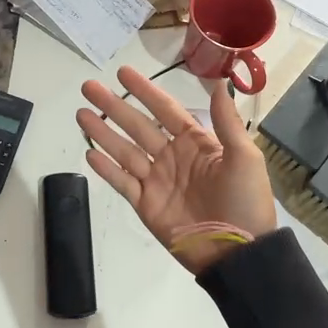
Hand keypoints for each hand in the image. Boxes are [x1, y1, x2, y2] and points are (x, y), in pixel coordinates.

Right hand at [77, 66, 276, 273]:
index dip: (144, 91)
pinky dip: (106, 169)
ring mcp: (157, 181)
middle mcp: (172, 157)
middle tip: (89, 87)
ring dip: (103, 132)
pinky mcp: (146, 205)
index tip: (123, 73)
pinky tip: (89, 152)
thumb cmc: (245, 201)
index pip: (165, 110)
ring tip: (81, 114)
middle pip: (137, 126)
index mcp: (196, 143)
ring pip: (124, 150)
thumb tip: (219, 83)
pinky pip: (122, 182)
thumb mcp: (245, 157)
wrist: (238, 254)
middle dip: (114, 106)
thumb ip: (227, 122)